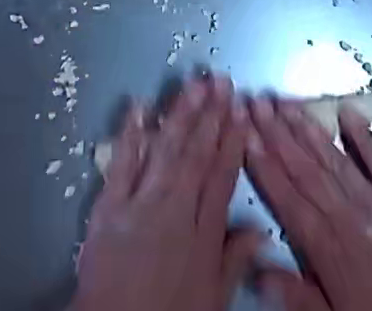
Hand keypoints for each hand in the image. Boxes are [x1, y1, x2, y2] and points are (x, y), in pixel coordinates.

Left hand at [69, 75, 263, 310]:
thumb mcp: (212, 298)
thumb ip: (234, 260)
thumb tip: (261, 229)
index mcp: (203, 234)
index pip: (222, 178)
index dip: (232, 142)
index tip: (241, 112)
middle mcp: (175, 210)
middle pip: (197, 155)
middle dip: (211, 116)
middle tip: (222, 83)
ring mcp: (141, 203)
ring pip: (166, 150)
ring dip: (181, 114)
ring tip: (195, 84)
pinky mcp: (110, 203)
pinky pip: (123, 162)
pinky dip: (131, 133)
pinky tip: (139, 106)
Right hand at [244, 95, 371, 310]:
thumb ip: (297, 295)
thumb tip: (256, 269)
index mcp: (327, 246)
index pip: (285, 195)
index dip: (260, 161)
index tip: (242, 130)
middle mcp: (347, 216)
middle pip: (303, 168)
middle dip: (276, 133)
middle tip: (255, 101)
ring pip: (334, 159)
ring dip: (307, 129)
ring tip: (284, 103)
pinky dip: (364, 138)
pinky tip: (347, 113)